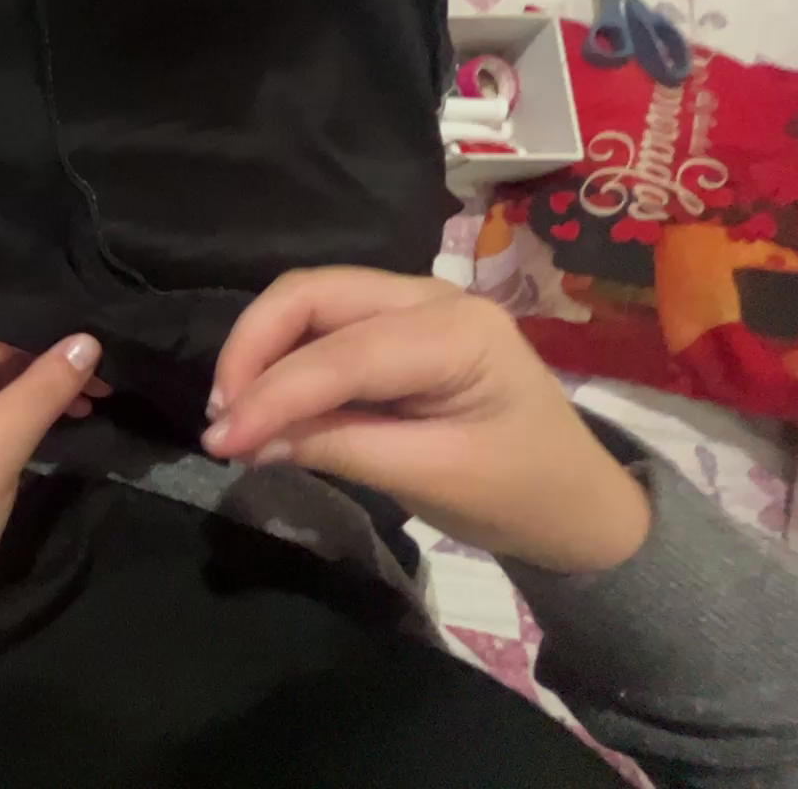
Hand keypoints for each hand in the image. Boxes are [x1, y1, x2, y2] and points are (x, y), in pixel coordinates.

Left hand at [0, 335, 105, 690]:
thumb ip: (42, 390)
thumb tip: (89, 338)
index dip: (49, 337)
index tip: (106, 343)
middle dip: (52, 362)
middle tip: (111, 373)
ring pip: (4, 377)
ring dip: (48, 385)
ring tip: (101, 394)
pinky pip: (0, 403)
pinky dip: (34, 407)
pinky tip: (73, 410)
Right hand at [202, 267, 650, 574]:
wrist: (577, 503)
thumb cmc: (520, 494)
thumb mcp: (429, 478)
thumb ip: (333, 447)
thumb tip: (240, 440)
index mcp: (459, 333)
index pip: (341, 355)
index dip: (272, 395)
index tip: (219, 441)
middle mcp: (427, 298)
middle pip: (308, 294)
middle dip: (251, 348)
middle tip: (221, 412)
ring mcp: (404, 302)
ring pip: (301, 300)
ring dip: (256, 348)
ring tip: (233, 408)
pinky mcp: (384, 321)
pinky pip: (312, 322)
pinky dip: (275, 355)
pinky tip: (261, 395)